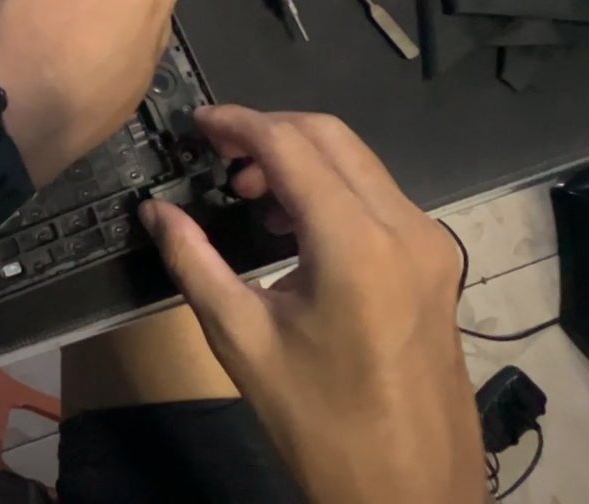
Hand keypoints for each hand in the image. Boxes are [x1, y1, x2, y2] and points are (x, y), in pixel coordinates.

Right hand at [140, 106, 486, 503]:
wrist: (414, 498)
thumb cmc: (320, 423)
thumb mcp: (241, 339)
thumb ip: (192, 260)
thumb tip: (154, 210)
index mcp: (354, 243)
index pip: (289, 144)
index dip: (238, 123)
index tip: (197, 124)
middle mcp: (403, 226)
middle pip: (328, 136)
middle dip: (266, 130)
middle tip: (216, 154)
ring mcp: (429, 242)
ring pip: (356, 159)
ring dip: (297, 156)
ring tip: (247, 191)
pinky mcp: (435, 261)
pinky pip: (375, 192)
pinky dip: (327, 184)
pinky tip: (291, 221)